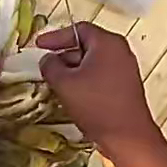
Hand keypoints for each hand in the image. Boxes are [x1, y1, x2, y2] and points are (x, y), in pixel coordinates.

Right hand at [39, 23, 163, 157]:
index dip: (56, 36)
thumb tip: (48, 60)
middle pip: (87, 45)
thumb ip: (50, 66)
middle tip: (47, 67)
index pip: (78, 30)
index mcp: (107, 43)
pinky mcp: (126, 87)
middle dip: (64, 56)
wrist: (127, 136)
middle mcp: (120, 52)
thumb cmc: (96, 105)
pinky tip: (74, 96)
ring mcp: (126, 70)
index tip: (39, 45)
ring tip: (57, 84)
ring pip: (93, 62)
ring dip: (73, 71)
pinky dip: (85, 81)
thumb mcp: (64, 83)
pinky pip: (101, 76)